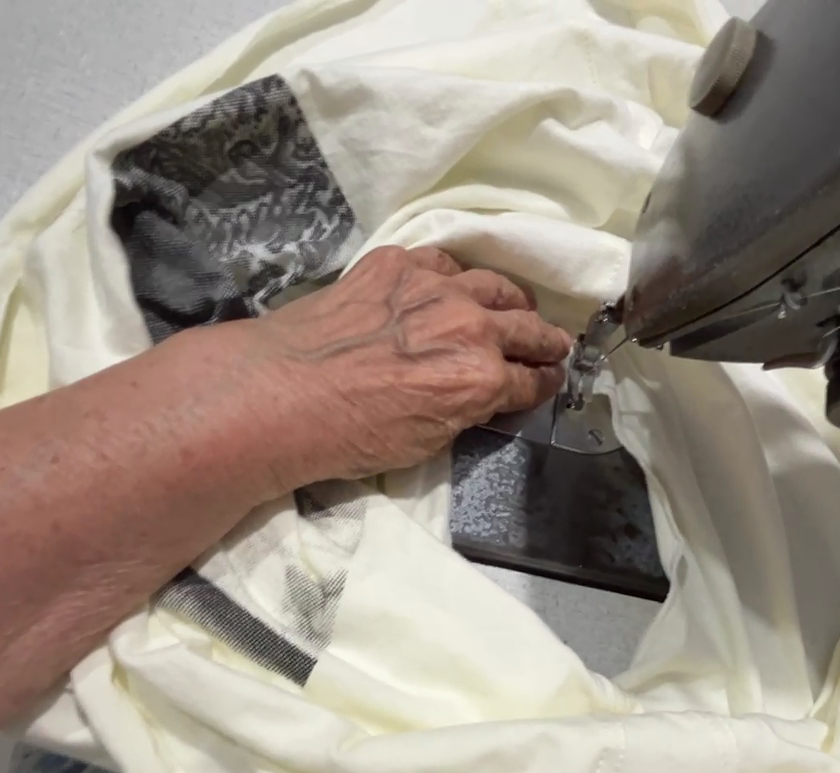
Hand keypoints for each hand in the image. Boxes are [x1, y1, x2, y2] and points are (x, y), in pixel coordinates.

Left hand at [205, 245, 572, 485]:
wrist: (285, 391)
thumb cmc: (353, 435)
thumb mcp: (426, 442)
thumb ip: (466, 410)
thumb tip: (481, 395)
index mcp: (481, 379)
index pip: (531, 380)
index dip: (544, 383)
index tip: (549, 381)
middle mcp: (470, 327)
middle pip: (527, 329)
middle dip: (546, 341)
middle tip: (554, 345)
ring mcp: (435, 287)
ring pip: (495, 286)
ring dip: (514, 302)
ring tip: (519, 308)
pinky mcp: (398, 263)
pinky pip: (445, 264)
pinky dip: (458, 279)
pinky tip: (456, 287)